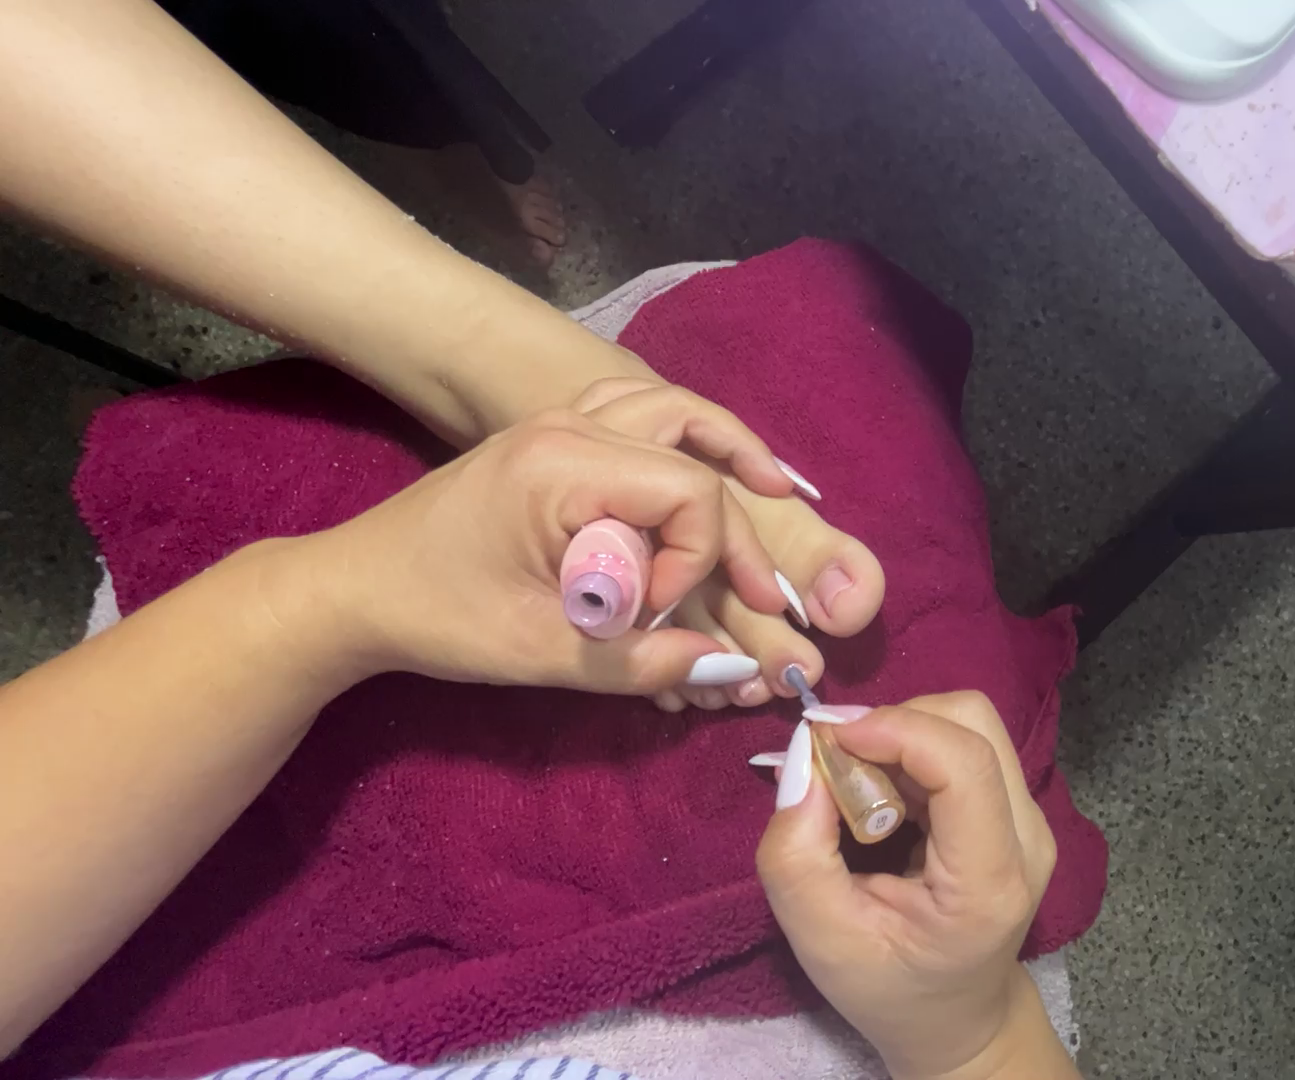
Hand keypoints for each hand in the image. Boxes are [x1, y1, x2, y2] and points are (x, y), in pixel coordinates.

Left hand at [285, 406, 781, 693]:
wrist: (352, 590)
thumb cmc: (438, 619)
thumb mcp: (543, 655)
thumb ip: (645, 663)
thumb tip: (739, 666)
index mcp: (563, 466)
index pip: (688, 492)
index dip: (700, 561)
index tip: (661, 614)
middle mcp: (572, 424)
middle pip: (696, 451)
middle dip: (737, 529)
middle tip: (764, 594)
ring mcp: (565, 420)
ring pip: (677, 408)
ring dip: (731, 447)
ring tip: (775, 484)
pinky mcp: (563, 435)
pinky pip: (644, 412)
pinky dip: (690, 433)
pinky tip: (711, 456)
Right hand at [755, 692, 1072, 1079]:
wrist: (960, 1017)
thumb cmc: (891, 989)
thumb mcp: (822, 942)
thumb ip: (797, 856)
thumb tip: (804, 761)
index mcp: (989, 880)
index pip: (965, 764)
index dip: (897, 728)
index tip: (828, 736)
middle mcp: (1028, 835)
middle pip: (974, 722)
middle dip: (898, 721)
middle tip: (841, 758)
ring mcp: (1031, 815)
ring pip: (972, 721)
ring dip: (905, 730)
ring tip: (862, 776)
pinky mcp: (1018, 804)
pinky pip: (967, 741)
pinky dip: (916, 744)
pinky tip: (887, 787)